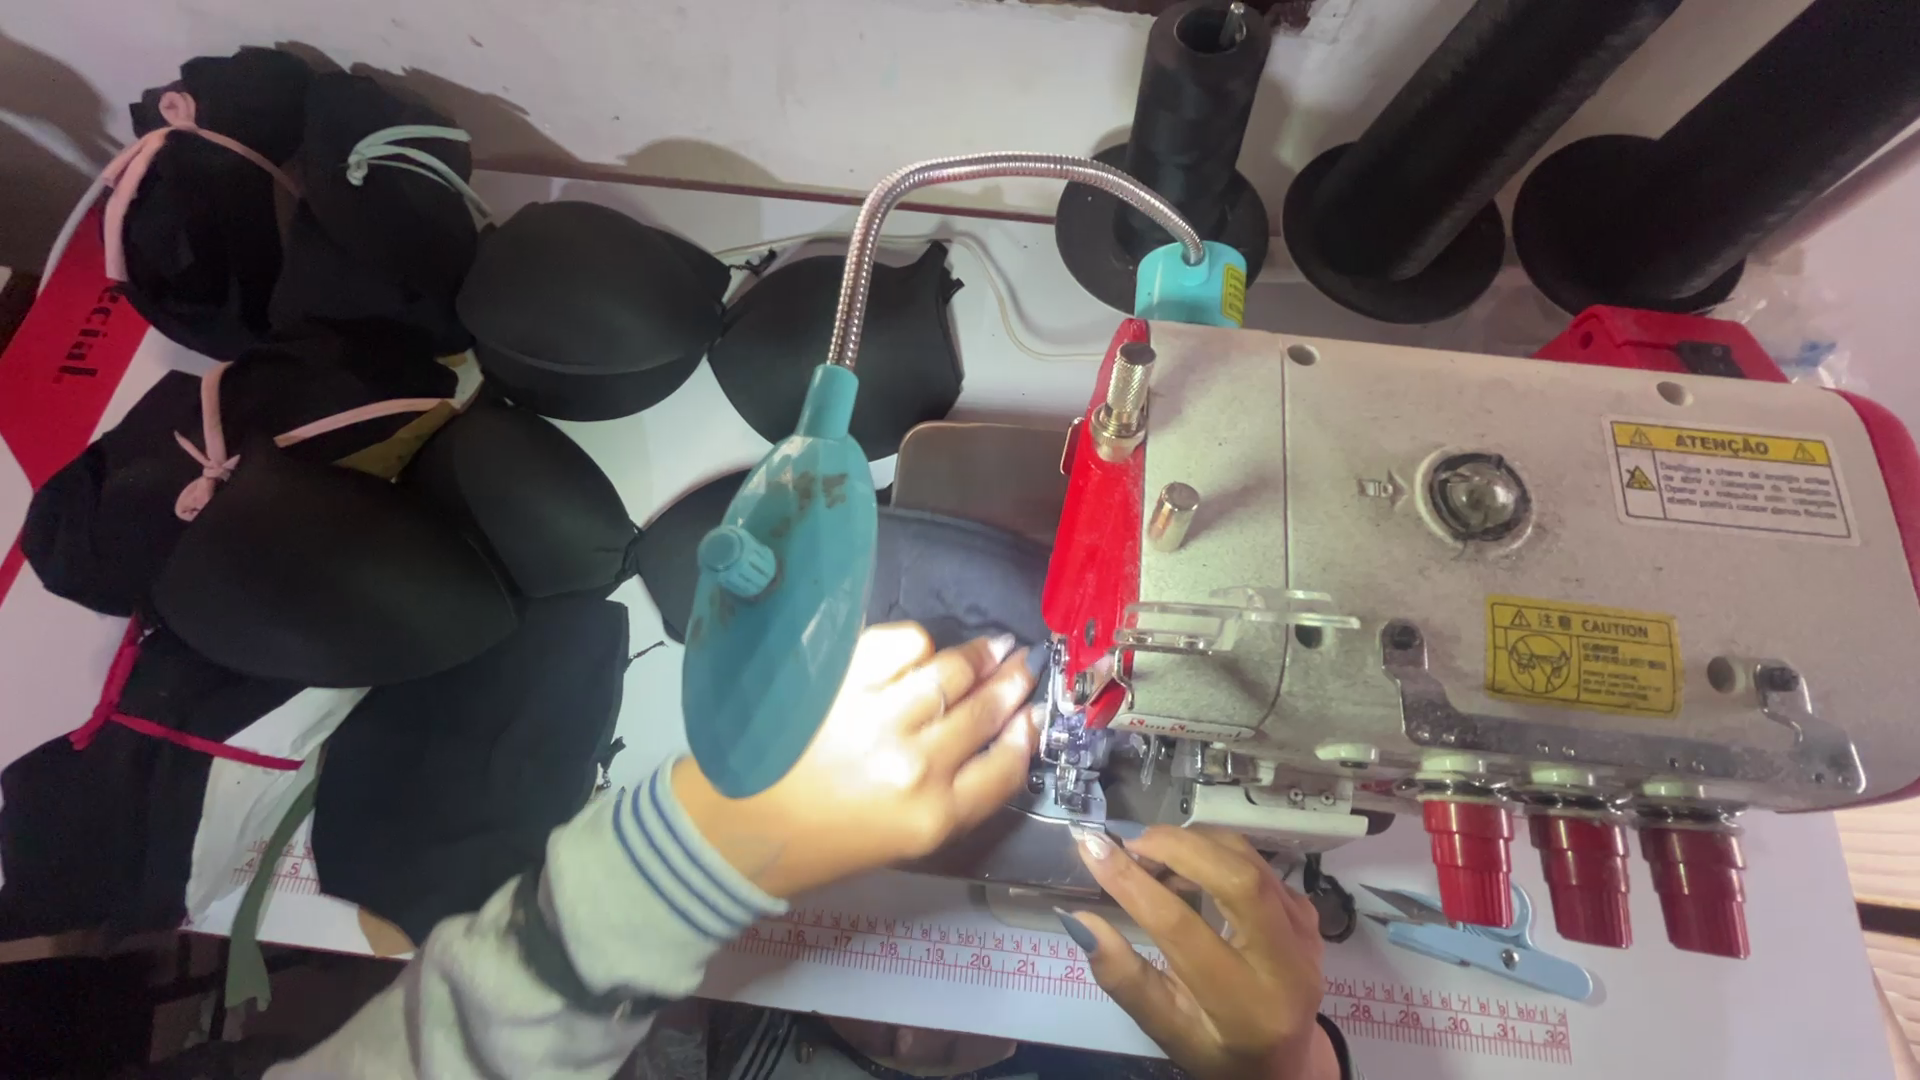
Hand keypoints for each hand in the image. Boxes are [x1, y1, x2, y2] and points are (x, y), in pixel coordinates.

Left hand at [674, 622, 1038, 897]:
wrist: (737, 827)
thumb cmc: (820, 842)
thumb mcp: (902, 840)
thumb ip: (955, 796)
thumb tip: (994, 739)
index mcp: (930, 818)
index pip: (1004, 769)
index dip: (1026, 735)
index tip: (1032, 713)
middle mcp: (914, 766)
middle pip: (983, 713)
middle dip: (1011, 683)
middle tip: (1023, 663)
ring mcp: (877, 717)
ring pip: (950, 673)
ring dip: (979, 656)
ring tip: (993, 647)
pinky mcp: (842, 681)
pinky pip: (902, 644)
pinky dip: (918, 644)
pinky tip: (923, 651)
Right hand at [1060, 827, 1341, 1079]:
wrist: (1289, 1062)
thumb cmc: (1218, 1049)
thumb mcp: (1166, 1029)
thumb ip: (1124, 977)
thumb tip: (1080, 919)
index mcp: (1245, 1005)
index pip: (1180, 927)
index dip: (1130, 882)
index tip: (1090, 847)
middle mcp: (1287, 964)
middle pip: (1235, 878)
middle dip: (1172, 847)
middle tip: (1127, 841)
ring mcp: (1304, 932)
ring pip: (1246, 857)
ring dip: (1190, 843)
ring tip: (1149, 854)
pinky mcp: (1307, 911)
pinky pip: (1255, 860)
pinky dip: (1212, 850)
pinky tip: (1185, 866)